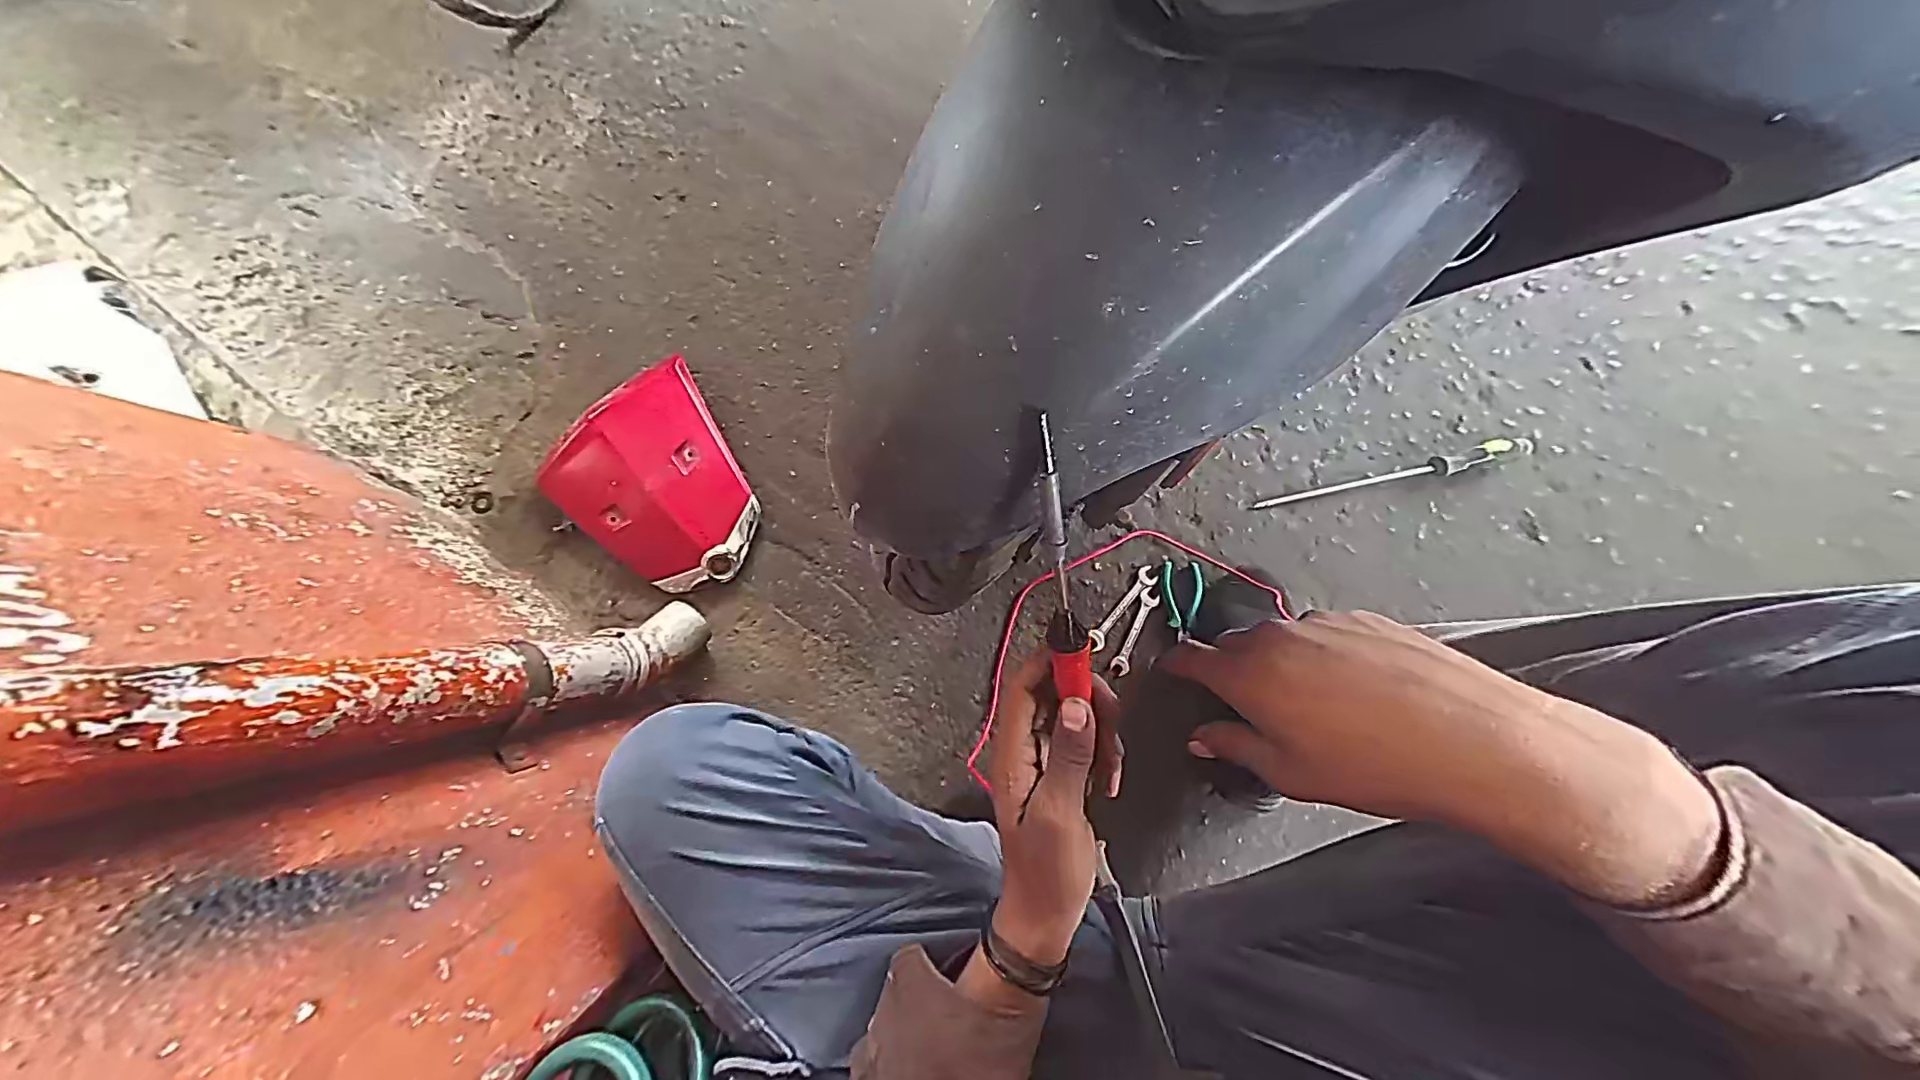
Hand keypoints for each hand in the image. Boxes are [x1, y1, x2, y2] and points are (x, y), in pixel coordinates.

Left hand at [983, 652, 1122, 964]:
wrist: (1046, 910)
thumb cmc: (1046, 871)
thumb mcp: (1060, 812)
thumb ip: (1069, 755)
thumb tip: (1076, 704)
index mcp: (1012, 753)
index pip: (1022, 686)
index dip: (1048, 661)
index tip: (1080, 652)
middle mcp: (1023, 748)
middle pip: (1051, 692)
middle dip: (1086, 697)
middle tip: (1109, 719)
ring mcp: (1042, 757)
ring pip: (1072, 712)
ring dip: (1099, 727)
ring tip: (1109, 762)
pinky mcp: (1059, 768)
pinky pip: (1082, 737)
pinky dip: (1101, 748)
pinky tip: (1107, 776)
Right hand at [1162, 612, 1722, 907]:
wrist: (1478, 742)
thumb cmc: (1382, 764)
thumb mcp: (1289, 772)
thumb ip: (1233, 746)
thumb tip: (1206, 738)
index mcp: (1247, 673)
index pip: (1190, 656)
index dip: (1176, 664)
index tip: (1175, 669)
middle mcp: (1277, 637)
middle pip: (1233, 646)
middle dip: (1234, 671)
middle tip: (1256, 707)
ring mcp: (1321, 623)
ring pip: (1280, 639)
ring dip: (1283, 664)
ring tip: (1320, 708)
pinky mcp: (1362, 619)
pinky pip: (1324, 633)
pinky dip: (1324, 655)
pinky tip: (1357, 693)